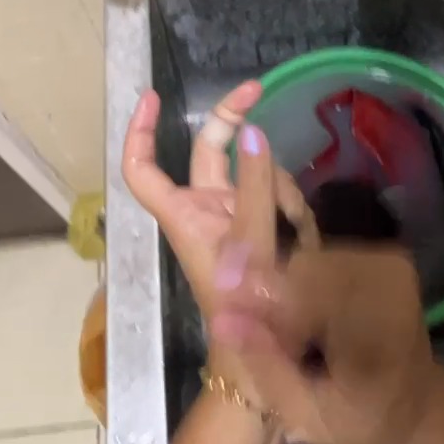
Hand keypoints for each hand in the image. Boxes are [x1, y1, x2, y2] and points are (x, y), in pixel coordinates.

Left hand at [120, 83, 314, 315]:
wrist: (275, 355)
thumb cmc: (248, 308)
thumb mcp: (252, 243)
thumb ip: (254, 185)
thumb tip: (252, 132)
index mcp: (184, 213)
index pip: (143, 169)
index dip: (141, 132)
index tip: (153, 97)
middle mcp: (204, 206)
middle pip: (211, 148)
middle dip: (235, 121)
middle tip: (258, 88)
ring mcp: (234, 212)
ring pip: (256, 169)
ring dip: (281, 190)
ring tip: (294, 229)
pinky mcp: (261, 221)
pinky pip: (278, 193)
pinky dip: (293, 208)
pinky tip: (302, 236)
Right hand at [212, 144, 443, 443]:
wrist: (419, 406)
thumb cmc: (362, 421)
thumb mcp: (308, 416)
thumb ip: (266, 367)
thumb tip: (223, 319)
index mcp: (376, 336)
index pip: (308, 295)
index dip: (261, 298)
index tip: (225, 311)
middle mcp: (388, 287)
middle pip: (306, 268)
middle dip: (273, 293)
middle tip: (254, 324)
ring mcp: (390, 265)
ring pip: (312, 257)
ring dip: (289, 285)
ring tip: (284, 324)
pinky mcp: (386, 256)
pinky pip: (326, 255)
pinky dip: (306, 278)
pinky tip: (306, 310)